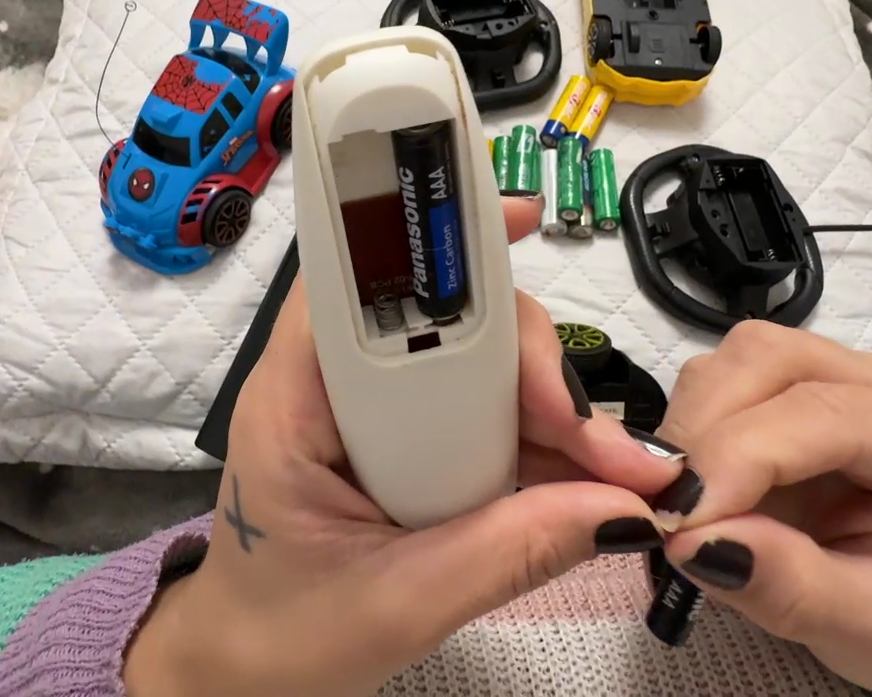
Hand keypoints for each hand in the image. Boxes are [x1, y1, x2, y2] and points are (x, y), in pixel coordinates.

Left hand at [126, 197, 685, 696]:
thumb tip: (624, 506)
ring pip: (469, 359)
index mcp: (296, 401)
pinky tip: (582, 462)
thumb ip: (509, 553)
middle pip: (436, 316)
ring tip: (606, 458)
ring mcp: (373, 405)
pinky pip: (476, 407)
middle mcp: (333, 382)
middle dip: (522, 355)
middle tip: (585, 427)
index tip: (512, 218)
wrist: (247, 667)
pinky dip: (532, 430)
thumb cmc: (290, 633)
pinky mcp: (403, 431)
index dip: (427, 240)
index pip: (354, 283)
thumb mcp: (401, 603)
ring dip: (542, 398)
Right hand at [653, 321, 871, 696]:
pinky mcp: (781, 381)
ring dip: (692, 420)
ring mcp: (828, 371)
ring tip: (683, 497)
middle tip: (671, 507)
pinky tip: (694, 478)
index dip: (744, 455)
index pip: (827, 414)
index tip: (683, 517)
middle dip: (708, 428)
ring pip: (737, 356)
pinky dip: (689, 421)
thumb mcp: (871, 630)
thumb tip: (690, 539)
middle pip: (771, 360)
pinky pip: (717, 374)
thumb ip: (790, 587)